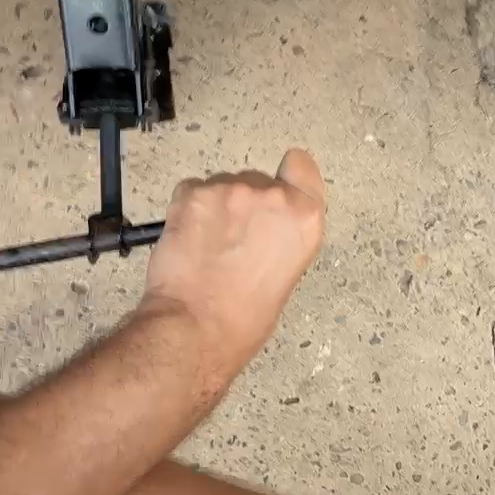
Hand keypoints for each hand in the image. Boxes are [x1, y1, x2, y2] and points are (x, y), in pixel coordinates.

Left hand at [141, 148, 325, 400]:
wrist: (196, 327)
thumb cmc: (244, 319)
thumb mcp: (287, 274)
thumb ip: (283, 237)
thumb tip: (264, 229)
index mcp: (305, 218)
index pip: (301, 167)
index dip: (287, 177)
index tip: (276, 193)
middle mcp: (272, 196)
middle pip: (258, 182)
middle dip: (246, 205)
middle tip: (234, 242)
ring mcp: (230, 190)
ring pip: (223, 187)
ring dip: (216, 209)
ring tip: (208, 248)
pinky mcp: (193, 194)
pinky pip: (193, 192)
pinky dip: (190, 211)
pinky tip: (189, 241)